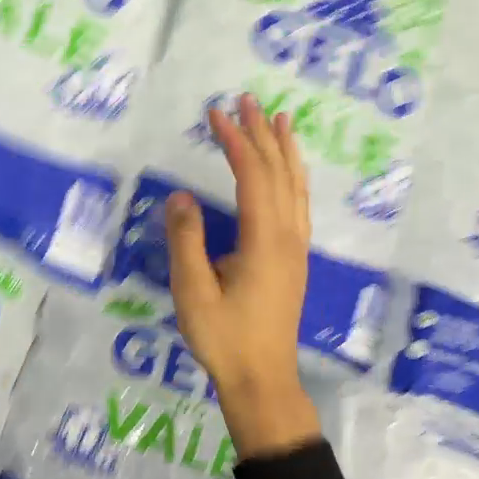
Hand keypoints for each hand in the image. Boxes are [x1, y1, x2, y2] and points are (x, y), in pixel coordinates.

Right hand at [166, 93, 320, 457]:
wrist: (262, 378)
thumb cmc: (224, 337)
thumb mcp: (192, 290)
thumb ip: (186, 240)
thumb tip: (180, 196)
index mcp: (264, 239)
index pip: (252, 174)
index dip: (234, 140)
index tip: (214, 114)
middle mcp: (287, 235)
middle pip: (278, 171)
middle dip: (261, 132)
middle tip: (245, 99)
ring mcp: (296, 247)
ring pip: (295, 185)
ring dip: (284, 149)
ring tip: (279, 118)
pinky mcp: (294, 259)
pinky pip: (299, 203)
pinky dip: (293, 176)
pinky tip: (288, 172)